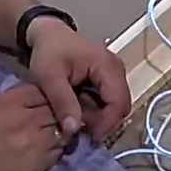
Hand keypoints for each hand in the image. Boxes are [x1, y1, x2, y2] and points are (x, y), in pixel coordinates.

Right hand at [0, 84, 68, 170]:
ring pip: (63, 129)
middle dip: (59, 113)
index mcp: (8, 103)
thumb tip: (45, 94)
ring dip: (62, 132)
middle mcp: (24, 119)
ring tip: (52, 136)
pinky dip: (57, 149)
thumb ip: (17, 100)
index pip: (44, 90)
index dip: (51, 96)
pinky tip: (46, 151)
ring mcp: (34, 141)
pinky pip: (59, 149)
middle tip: (55, 120)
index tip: (49, 103)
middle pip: (57, 108)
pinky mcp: (39, 162)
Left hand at [24, 16, 129, 144]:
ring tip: (79, 122)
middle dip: (105, 121)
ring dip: (101, 116)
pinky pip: (110, 98)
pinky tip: (81, 111)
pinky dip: (98, 108)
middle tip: (82, 132)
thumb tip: (73, 130)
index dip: (107, 123)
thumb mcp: (49, 77)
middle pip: (121, 104)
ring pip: (117, 102)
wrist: (48, 33)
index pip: (118, 101)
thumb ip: (62, 102)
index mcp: (107, 66)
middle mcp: (117, 69)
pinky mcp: (109, 76)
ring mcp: (115, 72)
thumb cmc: (49, 51)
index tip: (89, 137)